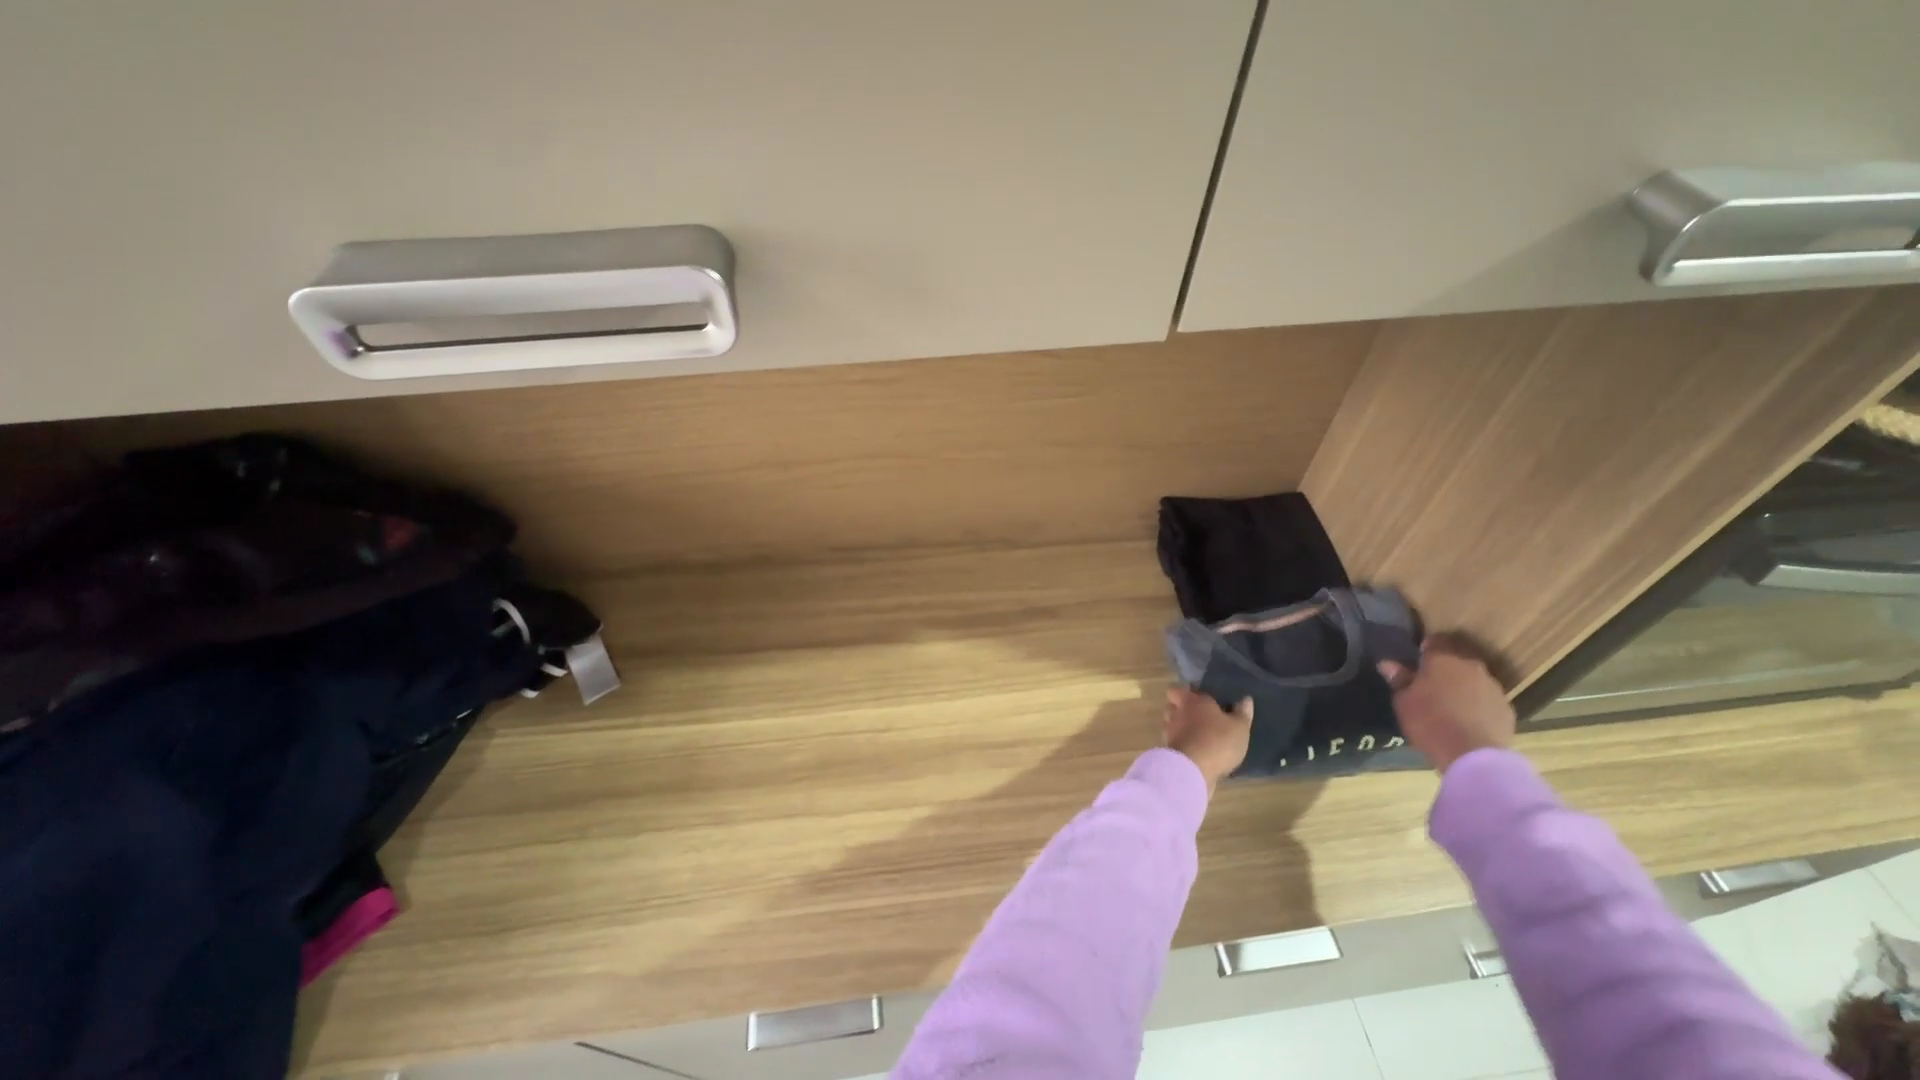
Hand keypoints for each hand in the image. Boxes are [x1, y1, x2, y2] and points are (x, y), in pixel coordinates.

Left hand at [1163, 688, 1253, 792]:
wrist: (1192, 771)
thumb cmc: (1217, 741)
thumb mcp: (1239, 727)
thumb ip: (1242, 713)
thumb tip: (1245, 699)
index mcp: (1191, 701)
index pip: (1177, 690)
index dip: (1185, 693)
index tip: (1197, 697)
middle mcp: (1176, 714)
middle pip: (1172, 707)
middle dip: (1181, 710)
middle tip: (1199, 716)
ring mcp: (1169, 734)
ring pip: (1171, 726)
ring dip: (1181, 729)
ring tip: (1198, 736)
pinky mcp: (1169, 753)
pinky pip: (1175, 744)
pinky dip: (1183, 746)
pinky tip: (1195, 752)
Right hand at [1377, 634, 1514, 772]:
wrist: (1472, 754)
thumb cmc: (1430, 722)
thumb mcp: (1404, 703)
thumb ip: (1399, 680)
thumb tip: (1388, 664)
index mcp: (1443, 660)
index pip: (1434, 643)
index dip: (1424, 650)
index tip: (1417, 661)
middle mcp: (1471, 666)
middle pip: (1456, 661)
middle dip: (1445, 670)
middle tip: (1432, 686)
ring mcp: (1493, 686)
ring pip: (1474, 680)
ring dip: (1463, 687)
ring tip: (1452, 706)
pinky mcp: (1506, 708)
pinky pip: (1487, 700)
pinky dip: (1478, 705)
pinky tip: (1469, 721)